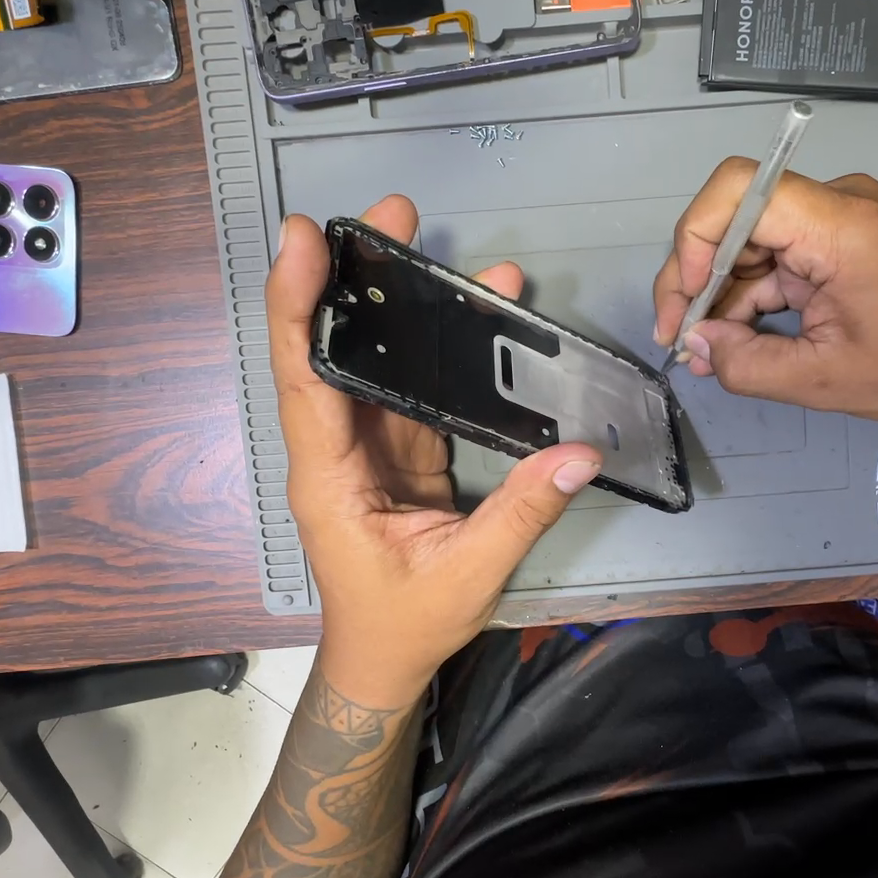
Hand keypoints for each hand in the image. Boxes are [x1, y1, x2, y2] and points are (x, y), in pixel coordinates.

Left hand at [268, 196, 602, 706]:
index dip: (298, 306)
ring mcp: (367, 451)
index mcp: (329, 479)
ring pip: (375, 365)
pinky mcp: (397, 455)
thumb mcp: (467, 572)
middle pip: (333, 352)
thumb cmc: (405, 624)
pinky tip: (469, 321)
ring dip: (402, 309)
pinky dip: (435, 354)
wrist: (384, 659)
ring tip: (437, 252)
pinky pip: (410, 392)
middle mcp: (337, 452)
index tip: (303, 237)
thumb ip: (522, 512)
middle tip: (392, 218)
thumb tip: (579, 454)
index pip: (305, 380)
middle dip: (352, 279)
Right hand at [652, 159, 877, 423]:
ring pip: (752, 245)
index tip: (684, 305)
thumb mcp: (826, 380)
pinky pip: (780, 261)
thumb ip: (748, 365)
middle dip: (697, 281)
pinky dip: (754, 299)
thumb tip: (697, 346)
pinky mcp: (843, 242)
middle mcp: (836, 205)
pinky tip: (740, 340)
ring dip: (723, 297)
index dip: (693, 242)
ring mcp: (840, 221)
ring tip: (708, 353)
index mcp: (838, 225)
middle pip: (735, 219)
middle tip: (682, 341)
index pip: (736, 192)